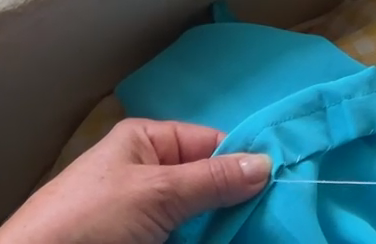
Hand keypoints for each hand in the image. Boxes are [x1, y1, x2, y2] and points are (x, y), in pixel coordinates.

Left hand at [0, 118, 271, 243]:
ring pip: (199, 219)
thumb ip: (210, 180)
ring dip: (225, 228)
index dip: (243, 160)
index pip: (208, 143)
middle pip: (207, 184)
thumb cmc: (91, 220)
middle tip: (279, 216)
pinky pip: (185, 238)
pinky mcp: (144, 243)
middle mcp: (147, 173)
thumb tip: (266, 161)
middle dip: (237, 201)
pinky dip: (206, 241)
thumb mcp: (155, 193)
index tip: (284, 180)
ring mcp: (145, 215)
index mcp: (146, 141)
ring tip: (263, 231)